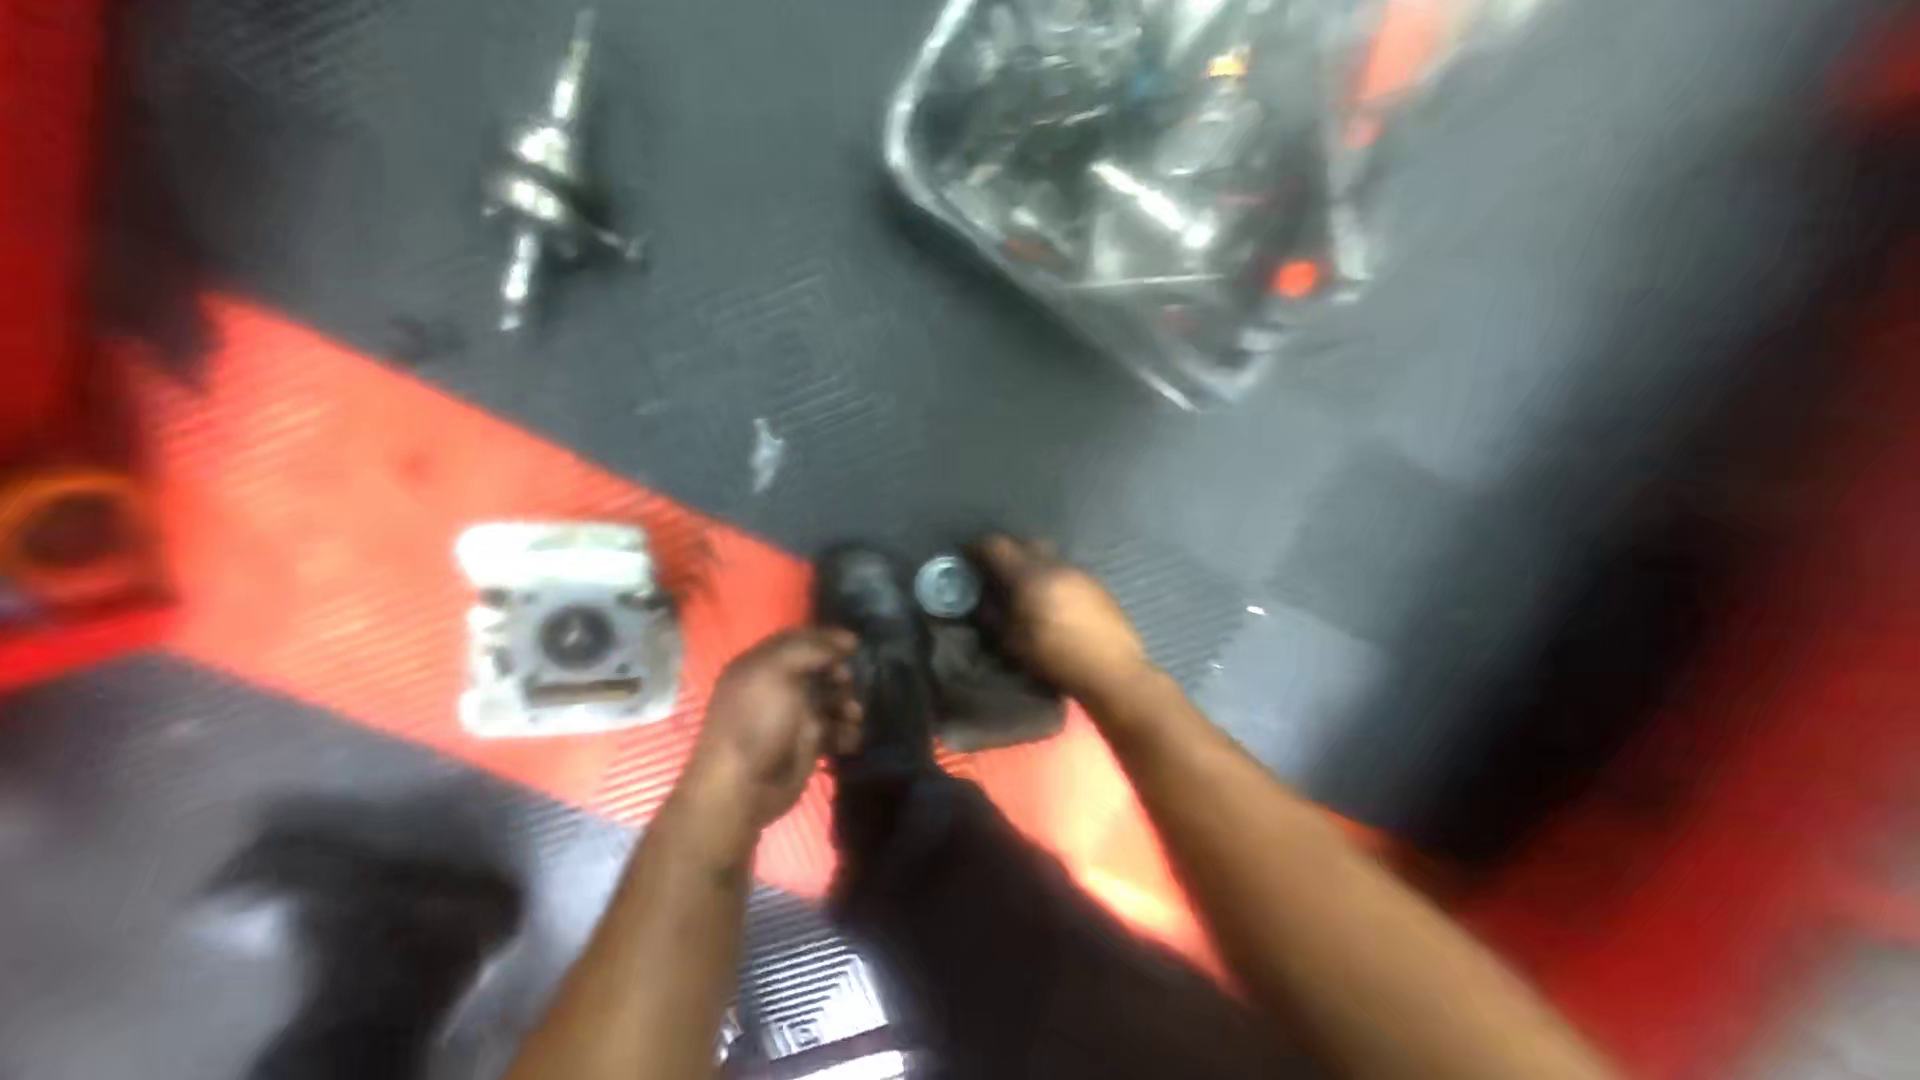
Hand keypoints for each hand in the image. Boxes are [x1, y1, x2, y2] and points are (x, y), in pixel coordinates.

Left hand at [683, 629, 862, 831]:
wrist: (743, 787)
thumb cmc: (757, 721)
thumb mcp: (777, 672)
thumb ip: (810, 649)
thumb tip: (847, 641)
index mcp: (759, 666)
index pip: (797, 641)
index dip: (825, 639)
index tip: (853, 644)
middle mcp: (775, 688)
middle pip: (818, 670)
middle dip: (838, 675)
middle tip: (846, 682)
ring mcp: (791, 717)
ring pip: (829, 700)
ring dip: (847, 704)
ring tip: (851, 715)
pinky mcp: (805, 745)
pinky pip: (834, 730)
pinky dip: (846, 732)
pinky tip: (848, 740)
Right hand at [973, 535, 1154, 704]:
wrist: (1111, 672)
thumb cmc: (1055, 659)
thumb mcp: (1011, 642)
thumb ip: (992, 615)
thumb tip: (981, 598)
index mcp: (1030, 575)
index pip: (997, 545)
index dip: (977, 548)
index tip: (967, 557)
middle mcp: (1056, 565)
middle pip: (1025, 543)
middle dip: (1007, 552)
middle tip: (995, 572)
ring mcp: (1080, 573)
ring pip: (1048, 557)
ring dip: (1032, 566)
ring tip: (1025, 589)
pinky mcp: (1097, 585)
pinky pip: (1066, 571)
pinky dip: (1052, 578)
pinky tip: (1052, 601)